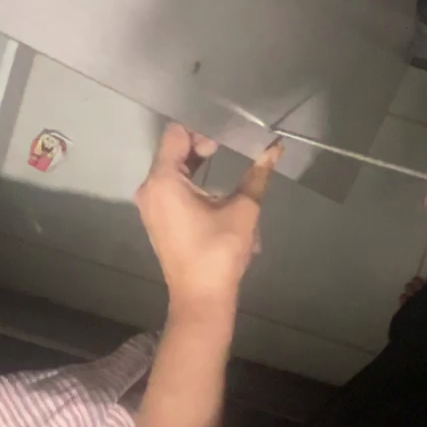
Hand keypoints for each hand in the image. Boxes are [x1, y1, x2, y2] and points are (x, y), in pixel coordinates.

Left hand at [135, 122, 279, 318]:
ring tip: (224, 162)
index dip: (200, 128)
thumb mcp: (243, 210)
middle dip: (199, 144)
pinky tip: (212, 187)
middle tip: (229, 146)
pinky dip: (189, 180)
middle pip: (171, 150)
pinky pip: (169, 186)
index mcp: (164, 181)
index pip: (176, 134)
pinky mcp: (157, 218)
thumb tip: (276, 148)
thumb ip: (258, 175)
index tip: (226, 136)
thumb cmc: (219, 252)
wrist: (201, 297)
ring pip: (170, 169)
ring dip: (195, 162)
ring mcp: (150, 205)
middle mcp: (150, 188)